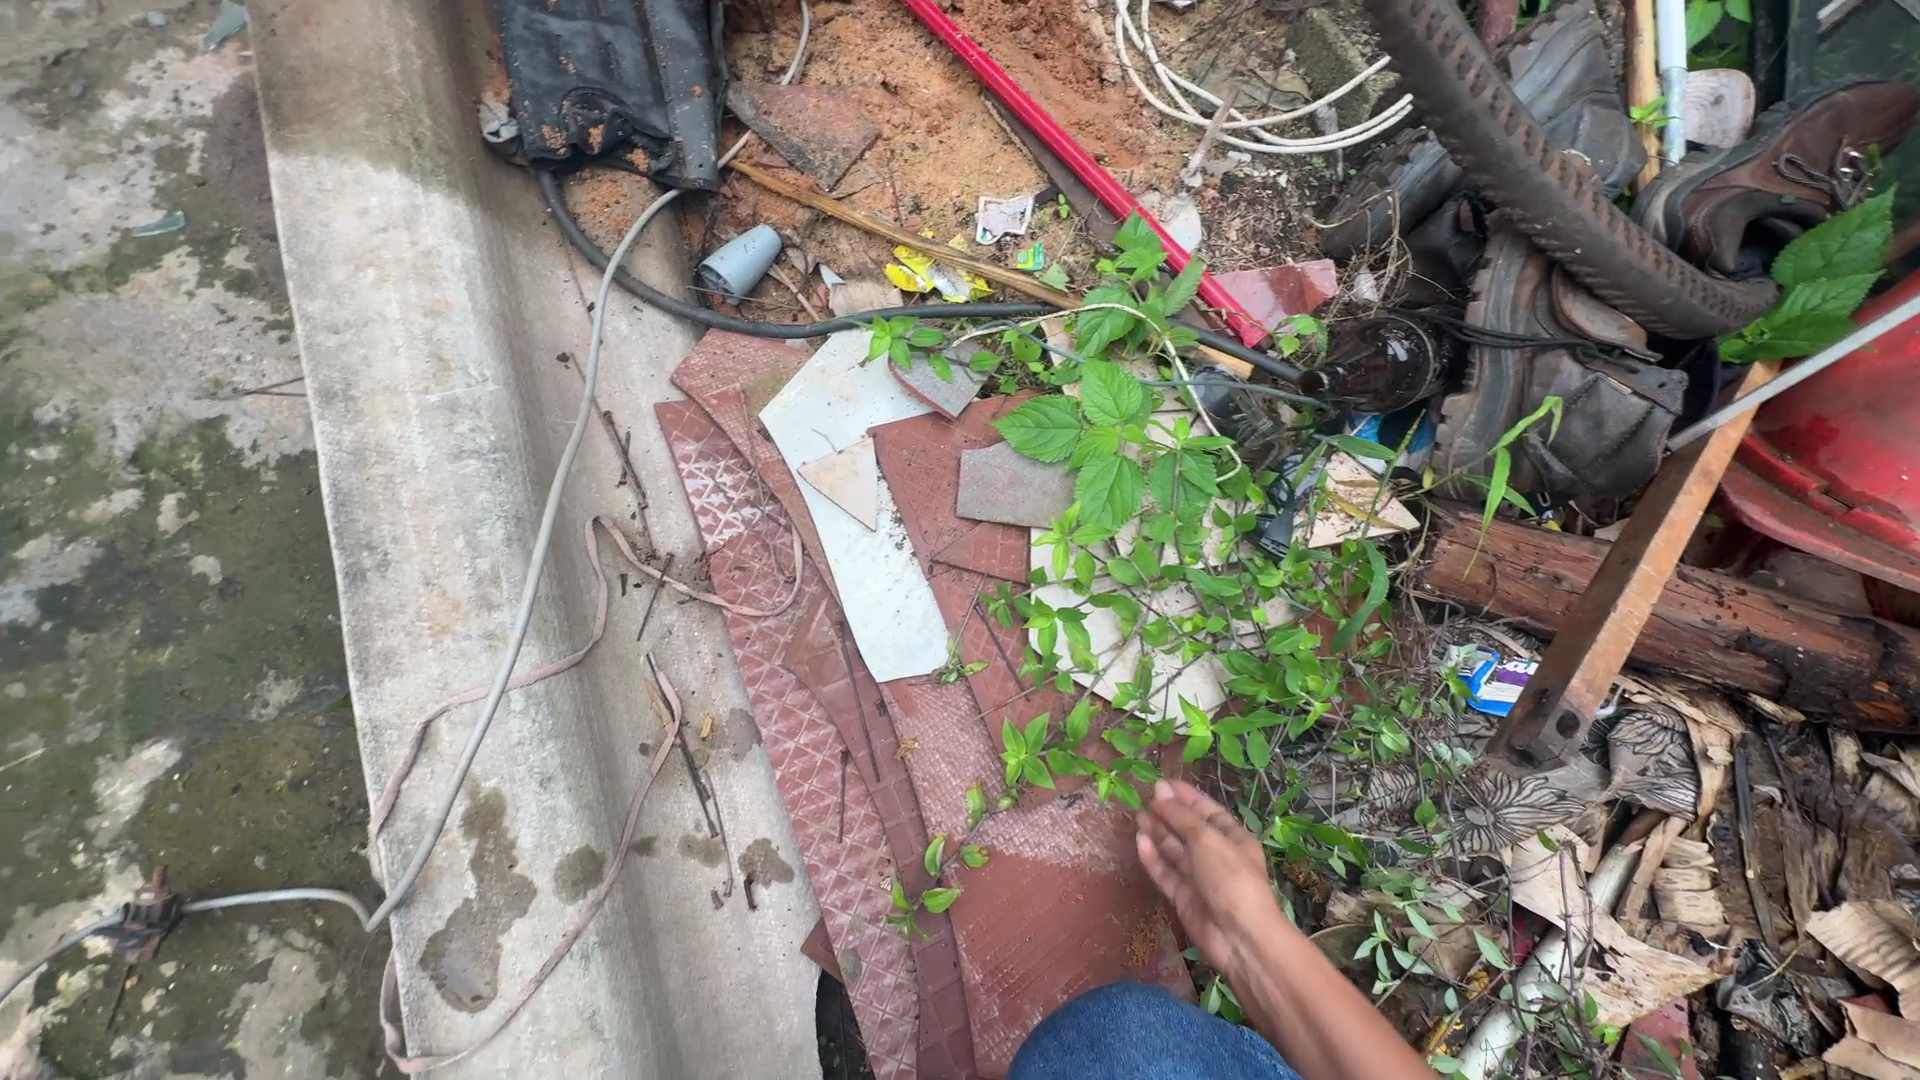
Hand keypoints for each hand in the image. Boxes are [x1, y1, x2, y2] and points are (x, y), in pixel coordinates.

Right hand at [1135, 779, 1291, 976]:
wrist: (1238, 937)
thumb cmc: (1230, 877)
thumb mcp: (1207, 838)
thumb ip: (1180, 816)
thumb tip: (1159, 794)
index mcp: (1233, 839)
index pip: (1207, 811)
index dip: (1186, 797)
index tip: (1162, 783)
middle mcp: (1216, 856)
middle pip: (1188, 830)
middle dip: (1168, 813)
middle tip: (1145, 797)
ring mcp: (1199, 878)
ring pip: (1174, 851)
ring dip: (1157, 833)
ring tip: (1137, 816)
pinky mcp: (1183, 898)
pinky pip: (1165, 873)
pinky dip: (1153, 858)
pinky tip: (1140, 842)